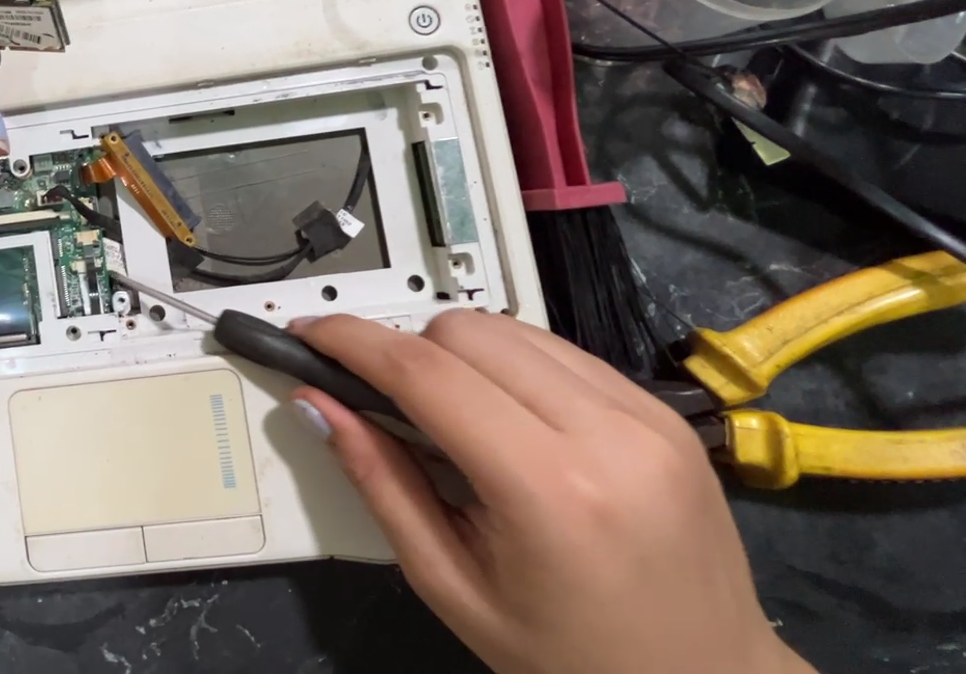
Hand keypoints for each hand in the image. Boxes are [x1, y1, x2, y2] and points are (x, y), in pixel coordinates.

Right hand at [288, 310, 810, 673]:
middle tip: (383, 398)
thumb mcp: (446, 581)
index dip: (351, 341)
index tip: (307, 331)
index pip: (425, 373)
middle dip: (403, 349)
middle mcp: (608, 433)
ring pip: (504, 324)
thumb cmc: (564, 654)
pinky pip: (549, 344)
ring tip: (446, 410)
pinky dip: (502, 360)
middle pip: (463, 329)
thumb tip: (314, 403)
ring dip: (451, 349)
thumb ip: (376, 480)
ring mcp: (645, 413)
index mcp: (551, 489)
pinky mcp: (659, 406)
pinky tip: (500, 411)